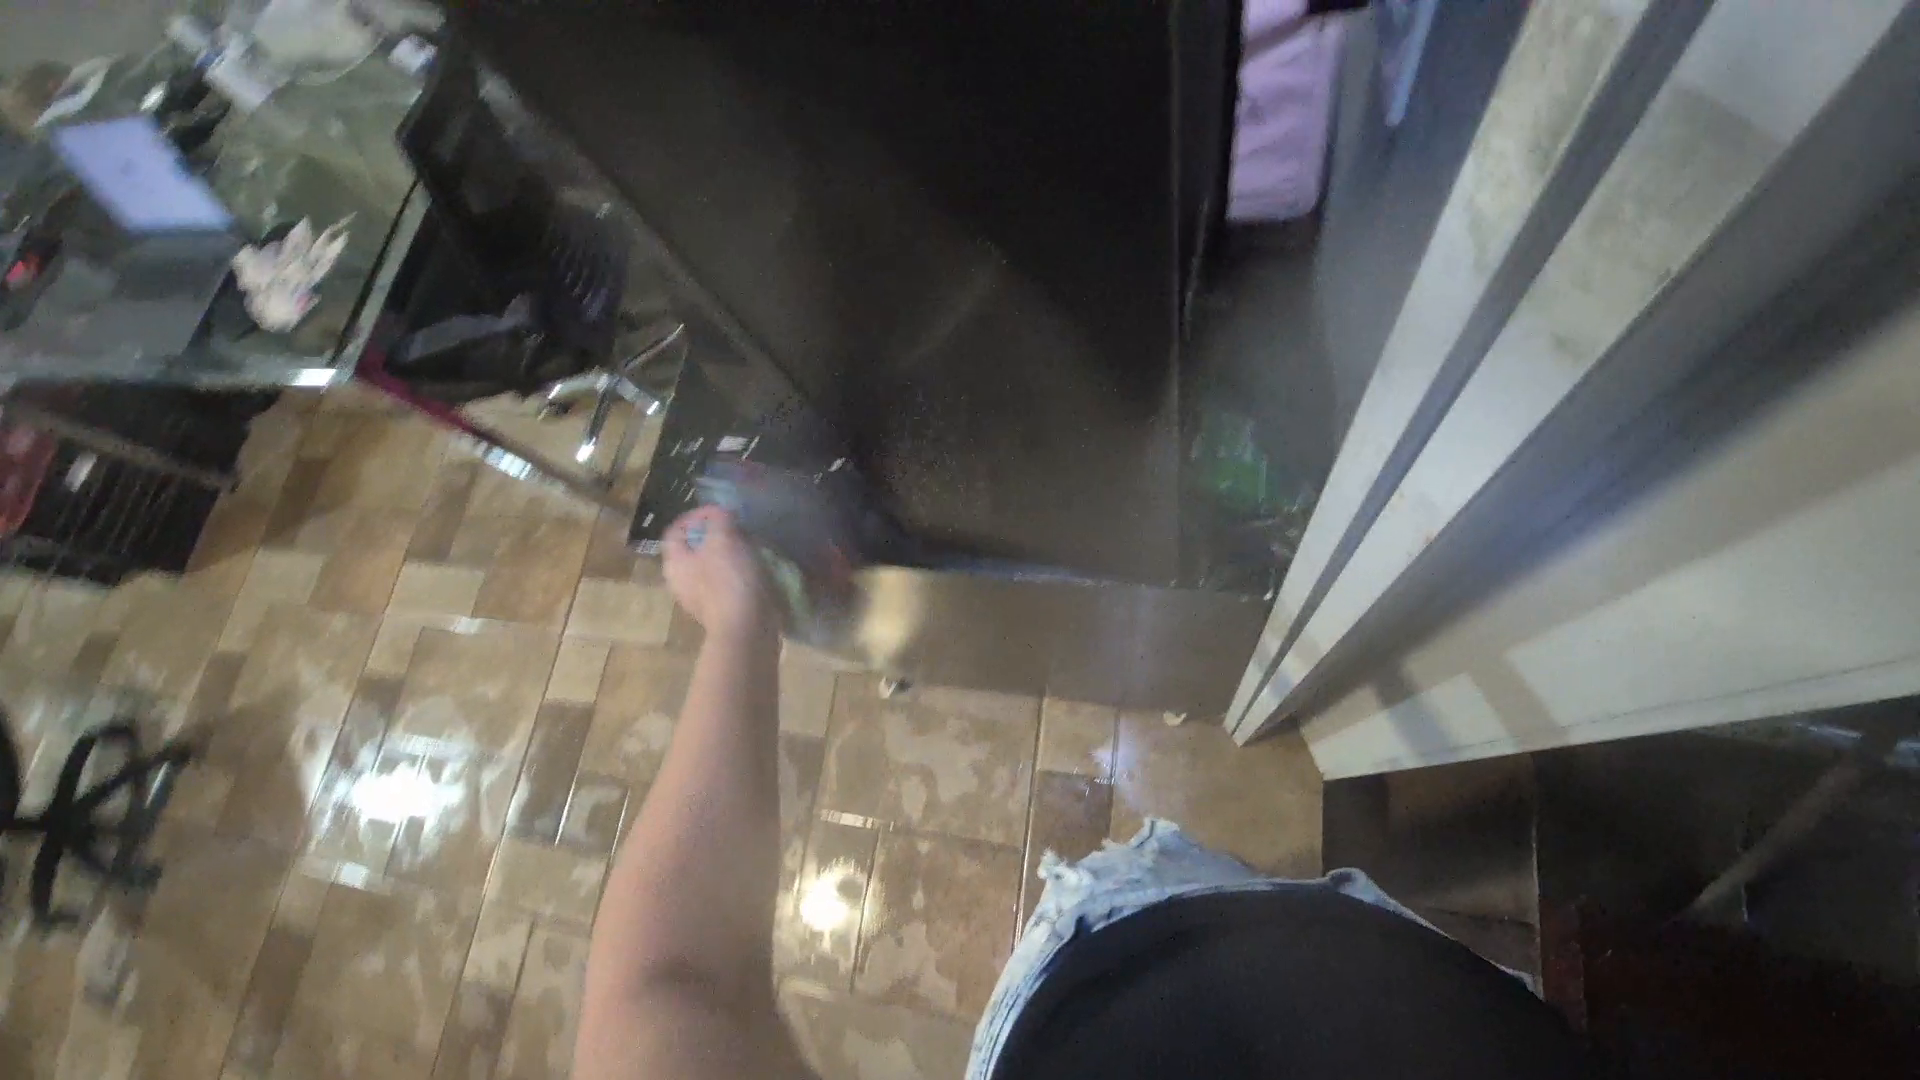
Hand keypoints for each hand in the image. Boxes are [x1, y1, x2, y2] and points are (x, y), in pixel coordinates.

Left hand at [661, 506, 770, 637]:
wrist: (746, 629)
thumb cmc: (729, 581)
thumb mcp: (723, 540)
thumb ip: (718, 519)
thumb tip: (719, 513)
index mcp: (674, 562)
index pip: (675, 529)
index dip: (695, 515)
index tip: (720, 511)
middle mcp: (680, 580)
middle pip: (693, 547)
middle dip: (714, 533)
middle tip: (737, 527)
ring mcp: (699, 597)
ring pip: (710, 565)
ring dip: (728, 552)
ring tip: (749, 545)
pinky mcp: (719, 609)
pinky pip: (724, 581)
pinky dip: (736, 571)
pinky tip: (753, 569)